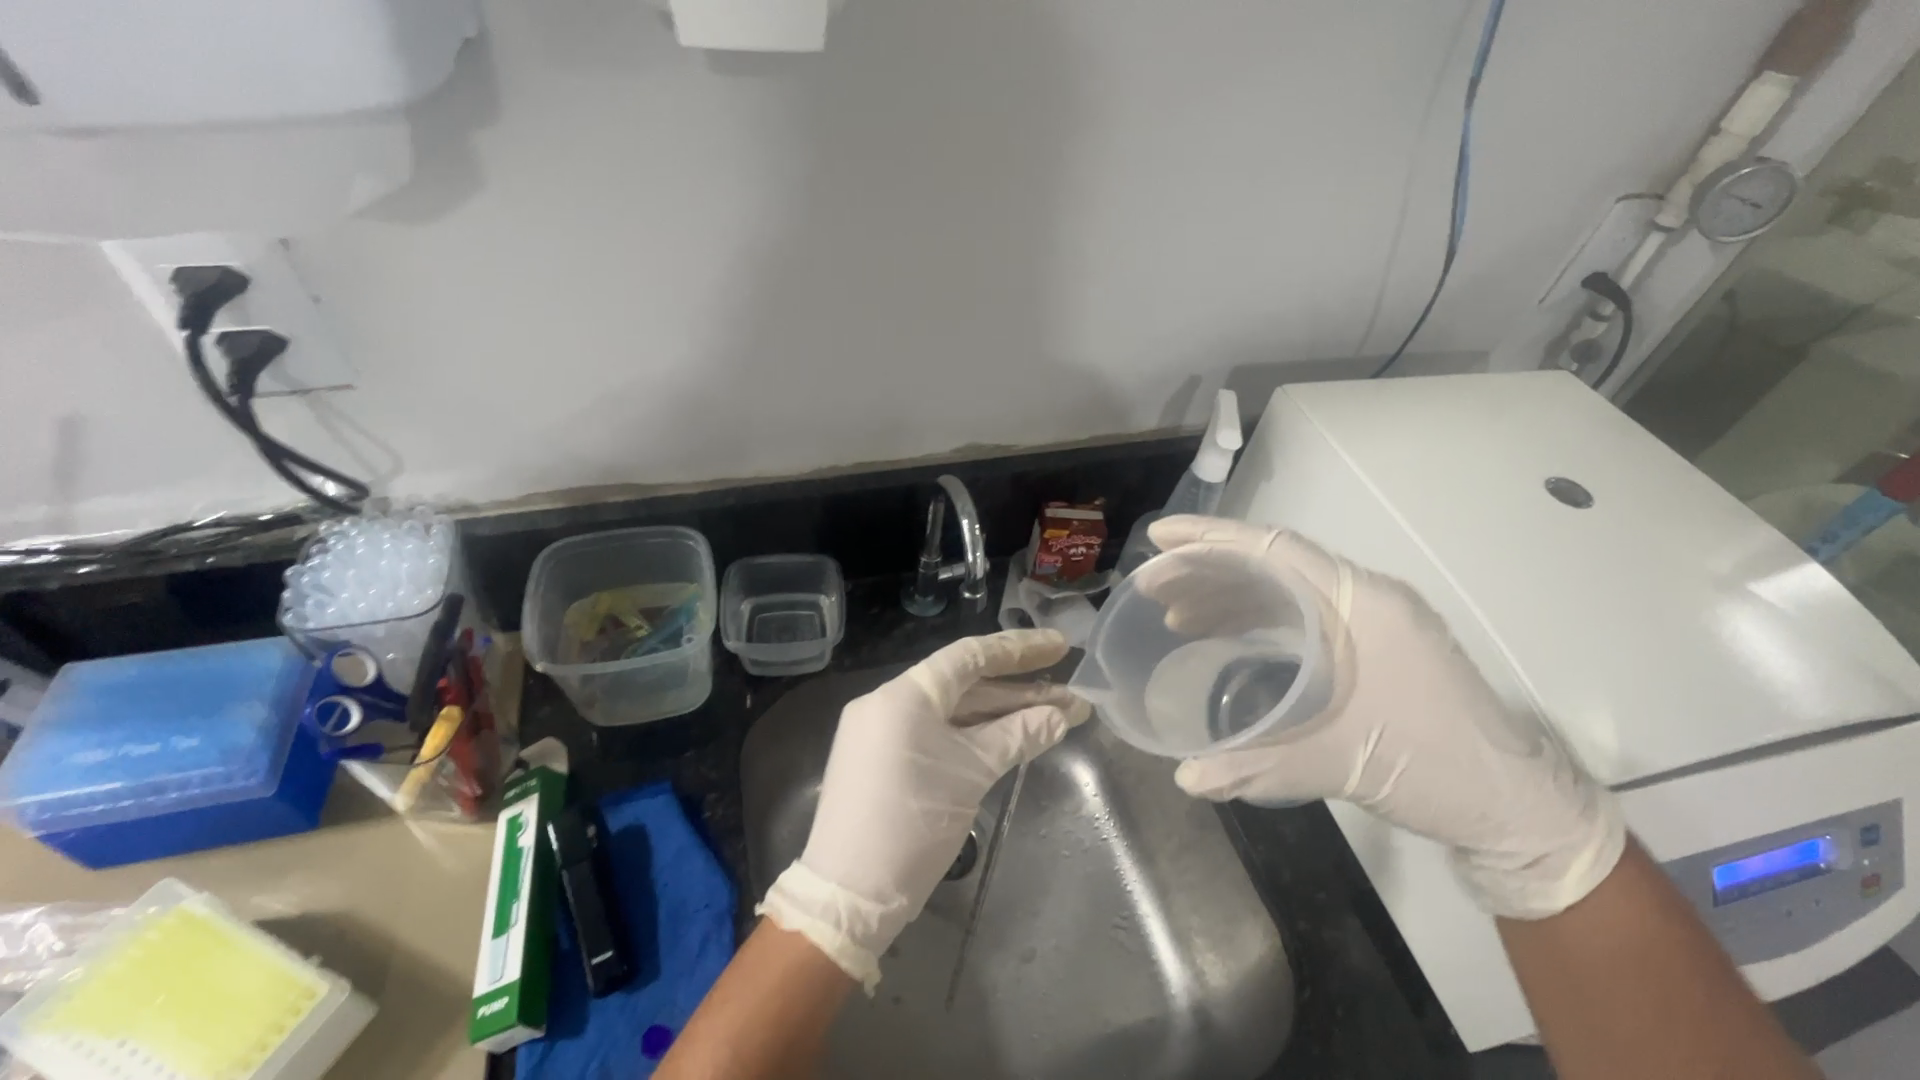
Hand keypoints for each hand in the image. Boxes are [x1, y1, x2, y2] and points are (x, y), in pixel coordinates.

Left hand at [756, 629, 1089, 988]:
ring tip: (1056, 717)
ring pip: (951, 711)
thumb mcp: (972, 774)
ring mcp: (880, 732)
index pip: (970, 656)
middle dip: (1020, 688)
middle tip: (1072, 691)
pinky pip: (934, 733)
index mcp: (904, 694)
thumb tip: (1060, 716)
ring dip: (1001, 714)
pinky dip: (973, 734)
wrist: (850, 892)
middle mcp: (887, 702)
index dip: (1020, 650)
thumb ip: (1018, 735)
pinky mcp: (880, 759)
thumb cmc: (913, 823)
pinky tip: (1012, 737)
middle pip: (964, 683)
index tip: (1061, 647)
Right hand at [1141, 515, 1625, 919]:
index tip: (1160, 540)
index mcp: (1365, 605)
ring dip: (1231, 596)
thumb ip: (1257, 767)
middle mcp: (1370, 599)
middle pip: (1276, 564)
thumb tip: (1186, 778)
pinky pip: (1304, 615)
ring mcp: (1376, 621)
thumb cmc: (1434, 768)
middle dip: (1209, 570)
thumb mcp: (1341, 764)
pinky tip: (1226, 641)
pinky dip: (1259, 621)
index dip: (1212, 539)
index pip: (1277, 550)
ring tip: (1177, 617)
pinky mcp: (1377, 647)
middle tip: (1153, 587)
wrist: (1515, 805)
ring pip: (1288, 589)